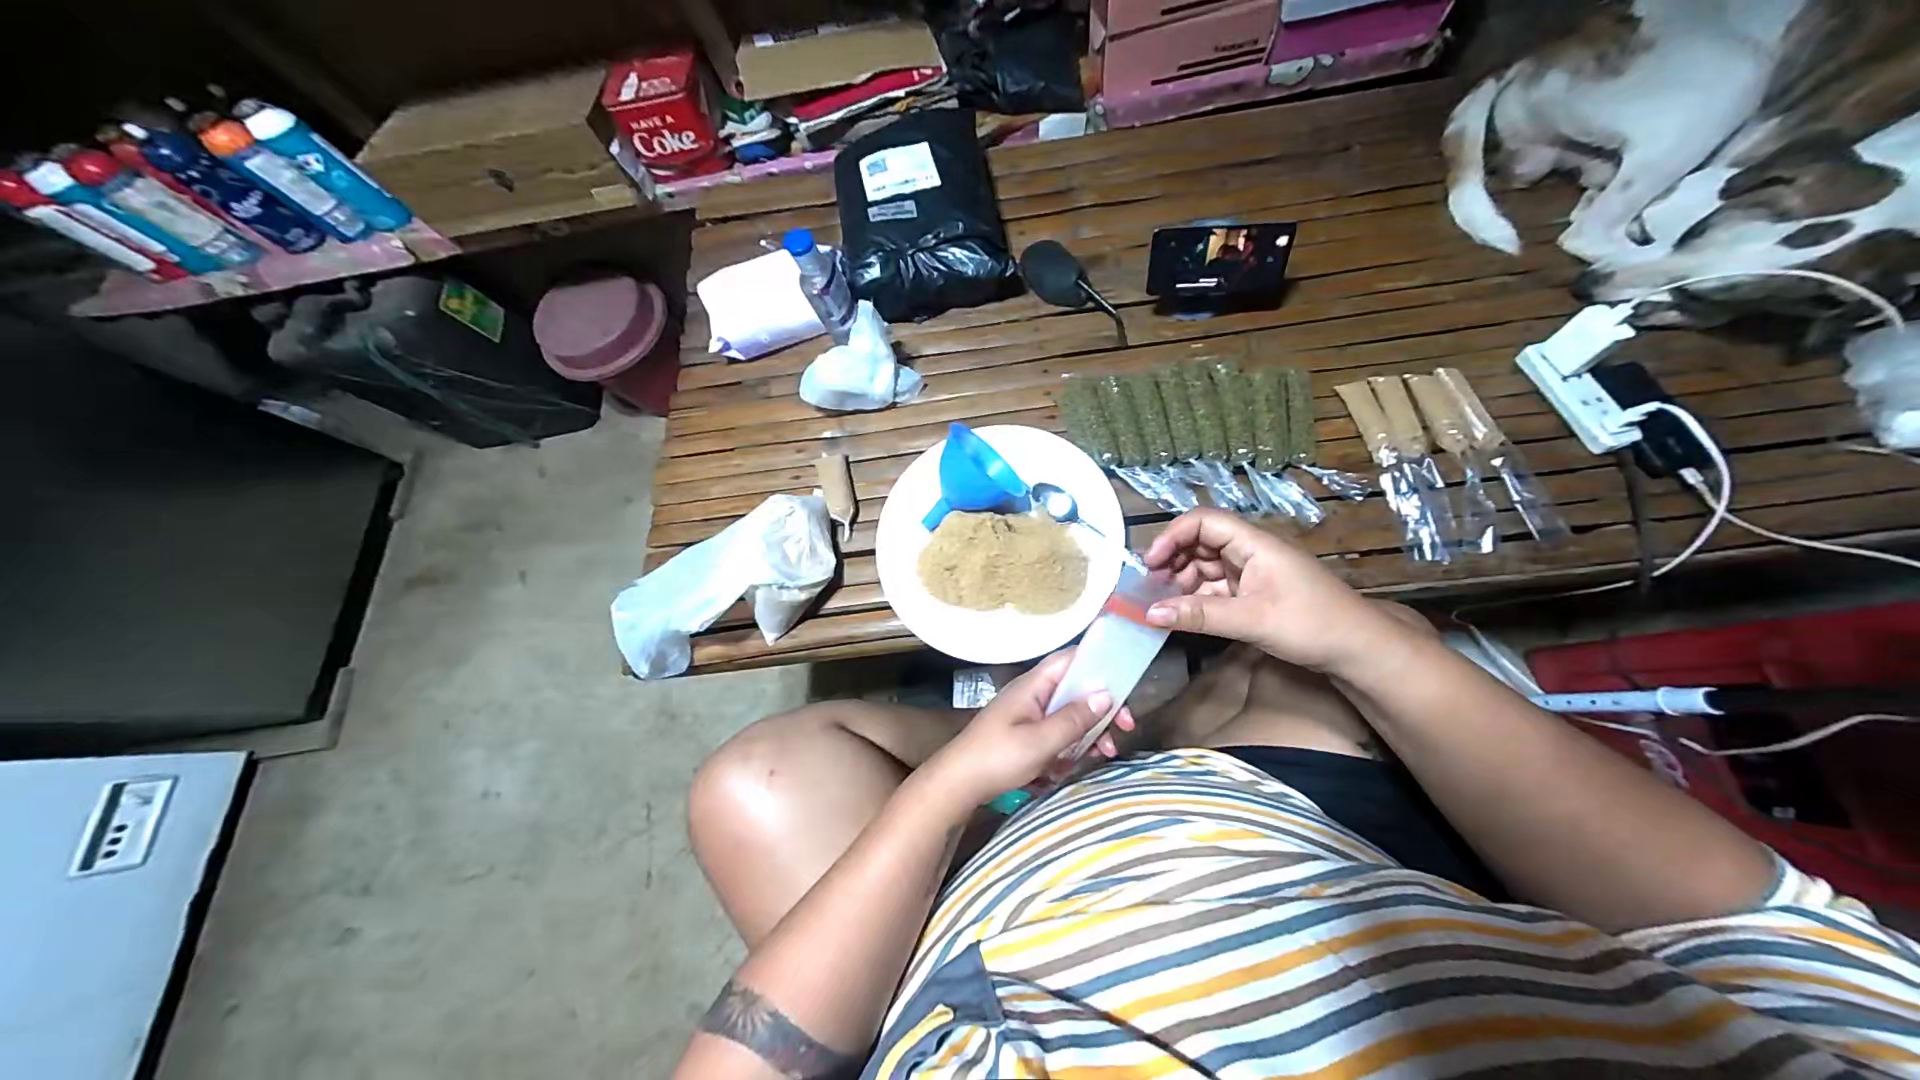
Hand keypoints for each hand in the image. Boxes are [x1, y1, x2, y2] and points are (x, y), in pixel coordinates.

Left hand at [919, 649, 1134, 810]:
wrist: (957, 784)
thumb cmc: (996, 757)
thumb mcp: (1040, 741)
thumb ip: (1074, 719)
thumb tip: (1106, 694)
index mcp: (1034, 685)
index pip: (1072, 659)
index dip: (1101, 665)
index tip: (1126, 685)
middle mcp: (1033, 695)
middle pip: (1077, 690)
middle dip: (1102, 709)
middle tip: (1124, 728)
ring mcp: (1028, 716)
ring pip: (1070, 716)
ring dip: (1089, 733)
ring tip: (1102, 754)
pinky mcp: (1025, 736)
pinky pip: (1057, 735)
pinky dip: (1069, 748)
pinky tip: (1071, 767)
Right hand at [1142, 507, 1407, 673]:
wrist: (1360, 650)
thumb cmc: (1313, 625)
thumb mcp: (1252, 620)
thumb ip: (1199, 615)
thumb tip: (1150, 613)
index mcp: (1255, 544)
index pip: (1203, 522)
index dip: (1173, 536)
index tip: (1151, 563)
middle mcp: (1250, 552)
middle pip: (1200, 542)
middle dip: (1173, 560)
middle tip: (1151, 587)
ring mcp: (1251, 573)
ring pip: (1204, 566)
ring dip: (1181, 581)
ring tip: (1163, 603)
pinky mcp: (1253, 594)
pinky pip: (1214, 588)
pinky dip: (1195, 597)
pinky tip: (1182, 613)